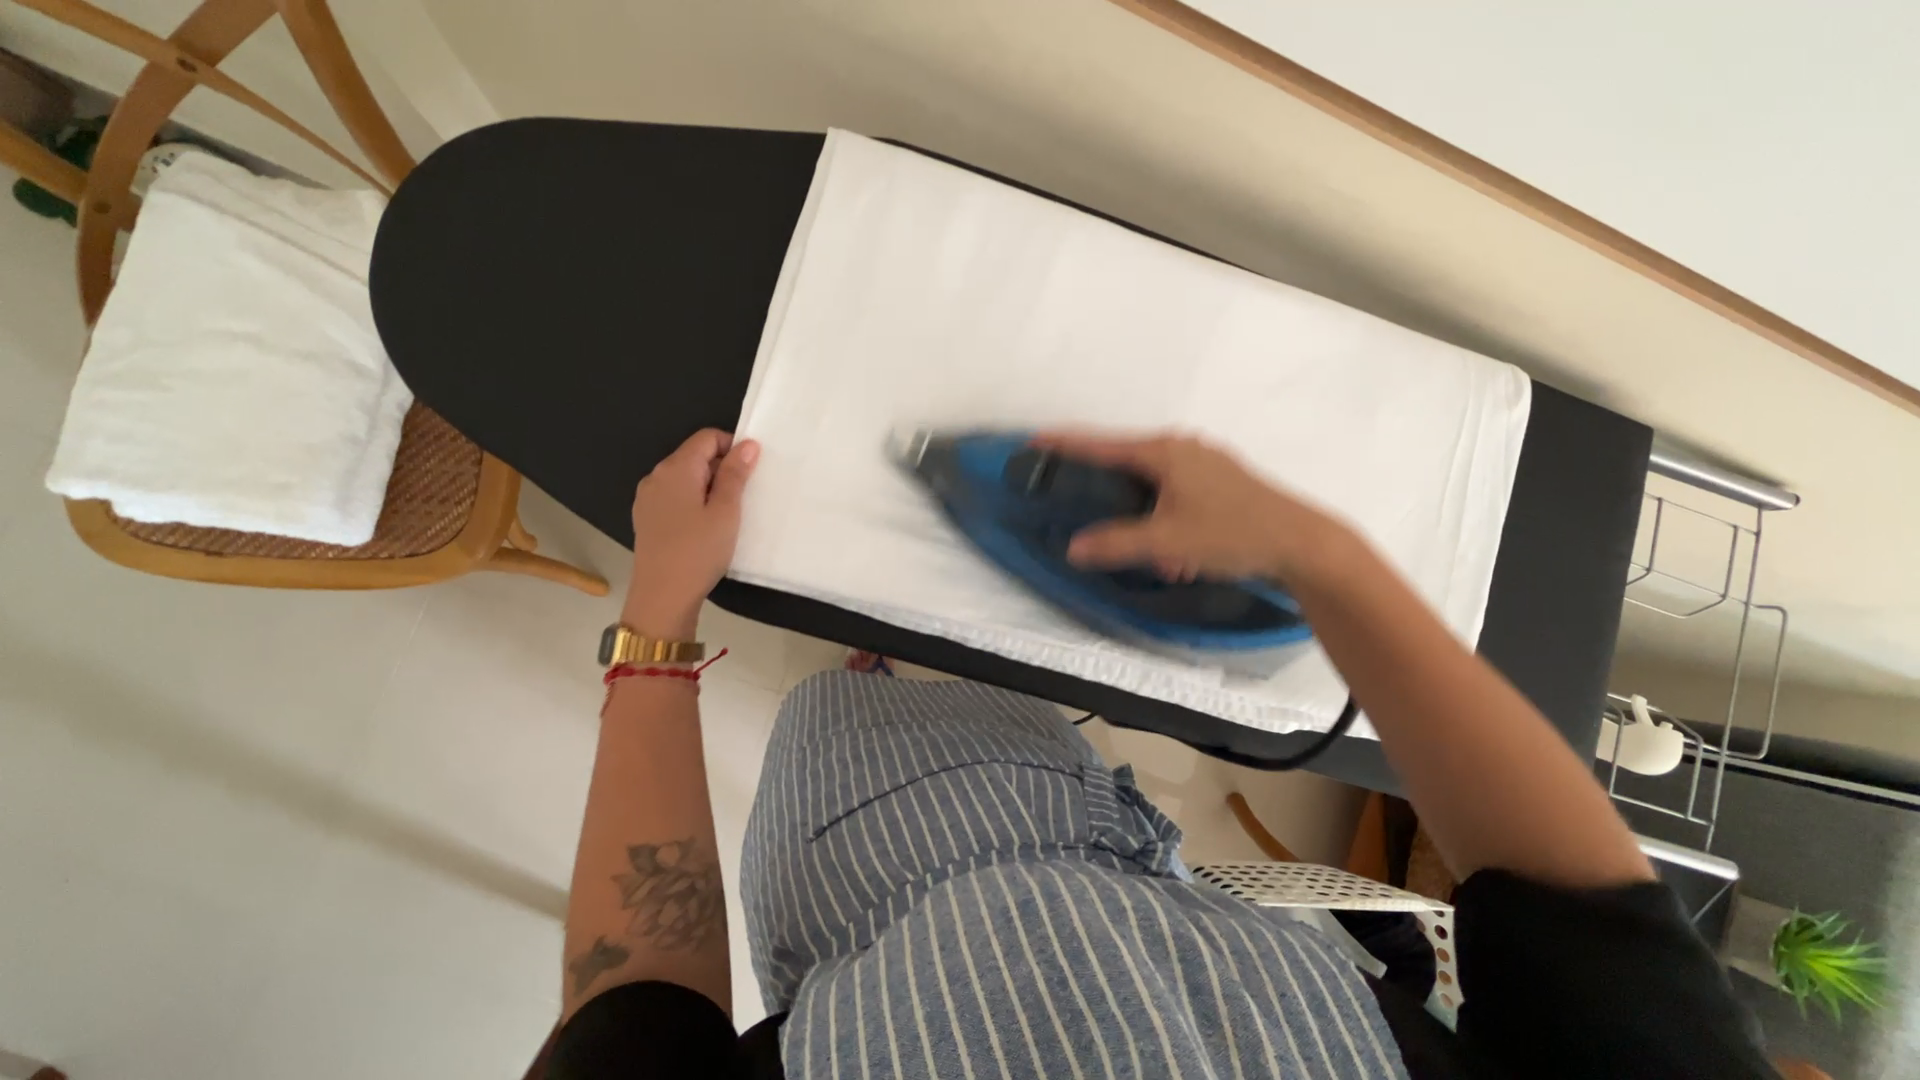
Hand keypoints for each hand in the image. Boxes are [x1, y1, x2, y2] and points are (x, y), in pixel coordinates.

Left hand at [623, 429, 758, 638]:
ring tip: (726, 517)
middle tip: (744, 499)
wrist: (662, 597)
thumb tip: (747, 444)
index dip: (733, 447)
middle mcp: (656, 476)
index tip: (751, 473)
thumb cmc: (698, 552)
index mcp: (676, 468)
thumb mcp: (726, 512)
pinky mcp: (646, 518)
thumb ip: (736, 475)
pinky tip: (704, 528)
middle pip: (694, 456)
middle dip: (722, 469)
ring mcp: (647, 498)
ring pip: (685, 479)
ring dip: (708, 488)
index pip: (707, 438)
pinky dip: (693, 503)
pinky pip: (675, 497)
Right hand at [1033, 431, 1352, 585]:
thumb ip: (1116, 543)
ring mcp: (1207, 462)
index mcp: (1163, 452)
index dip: (1066, 444)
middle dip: (1114, 499)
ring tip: (1161, 559)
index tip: (1034, 440)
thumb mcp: (1166, 541)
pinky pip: (1180, 497)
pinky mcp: (1224, 481)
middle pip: (1129, 465)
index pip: (1101, 445)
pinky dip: (1171, 523)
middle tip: (1094, 514)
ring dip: (1149, 522)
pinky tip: (1184, 558)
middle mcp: (1183, 448)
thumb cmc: (1230, 533)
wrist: (1302, 542)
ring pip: (1157, 488)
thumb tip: (1073, 548)